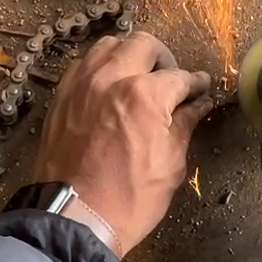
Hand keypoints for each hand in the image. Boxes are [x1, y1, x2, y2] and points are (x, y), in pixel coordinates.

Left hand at [30, 32, 212, 257]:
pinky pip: (83, 64)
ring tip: (137, 76)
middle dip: (163, 58)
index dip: (196, 84)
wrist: (73, 218)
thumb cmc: (128, 199)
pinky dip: (100, 67)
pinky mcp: (61, 95)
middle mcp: (110, 78)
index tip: (201, 89)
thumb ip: (185, 125)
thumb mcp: (170, 165)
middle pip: (143, 44)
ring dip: (128, 54)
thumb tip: (199, 104)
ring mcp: (81, 84)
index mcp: (144, 95)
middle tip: (170, 79)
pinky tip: (108, 86)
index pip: (180, 77)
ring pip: (109, 45)